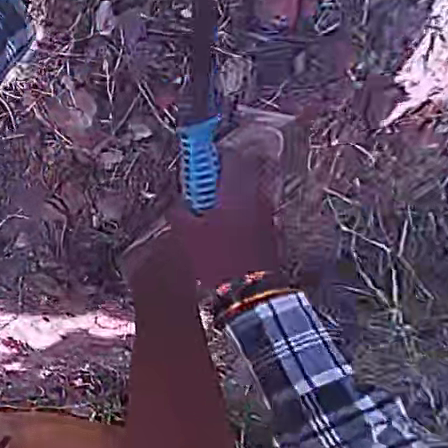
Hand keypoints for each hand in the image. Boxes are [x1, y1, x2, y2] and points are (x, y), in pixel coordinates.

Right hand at [131, 124, 284, 296]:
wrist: (250, 291)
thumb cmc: (217, 259)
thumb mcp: (186, 233)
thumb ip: (179, 211)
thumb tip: (177, 203)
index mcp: (235, 192)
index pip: (228, 157)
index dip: (209, 156)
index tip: (196, 160)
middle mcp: (256, 197)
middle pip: (239, 174)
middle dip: (218, 179)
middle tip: (199, 191)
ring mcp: (266, 214)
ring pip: (246, 194)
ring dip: (228, 198)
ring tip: (209, 216)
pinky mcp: (270, 231)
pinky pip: (252, 213)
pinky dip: (238, 216)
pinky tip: (223, 233)